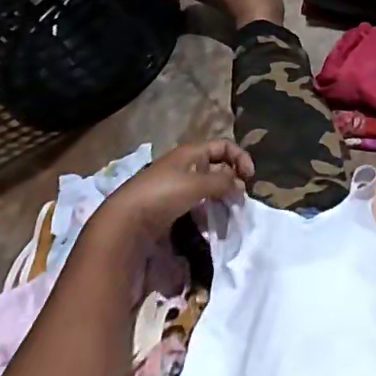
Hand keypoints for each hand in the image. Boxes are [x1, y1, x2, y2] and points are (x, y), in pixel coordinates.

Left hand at [96, 139, 254, 238]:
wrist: (124, 224)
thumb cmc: (162, 195)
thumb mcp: (197, 183)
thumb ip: (222, 181)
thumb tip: (240, 184)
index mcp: (190, 153)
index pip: (223, 146)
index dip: (240, 157)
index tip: (250, 178)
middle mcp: (184, 167)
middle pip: (216, 168)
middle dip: (232, 182)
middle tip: (239, 202)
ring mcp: (176, 189)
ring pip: (207, 190)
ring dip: (220, 201)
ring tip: (227, 218)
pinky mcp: (169, 211)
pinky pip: (196, 208)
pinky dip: (207, 215)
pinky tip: (210, 228)